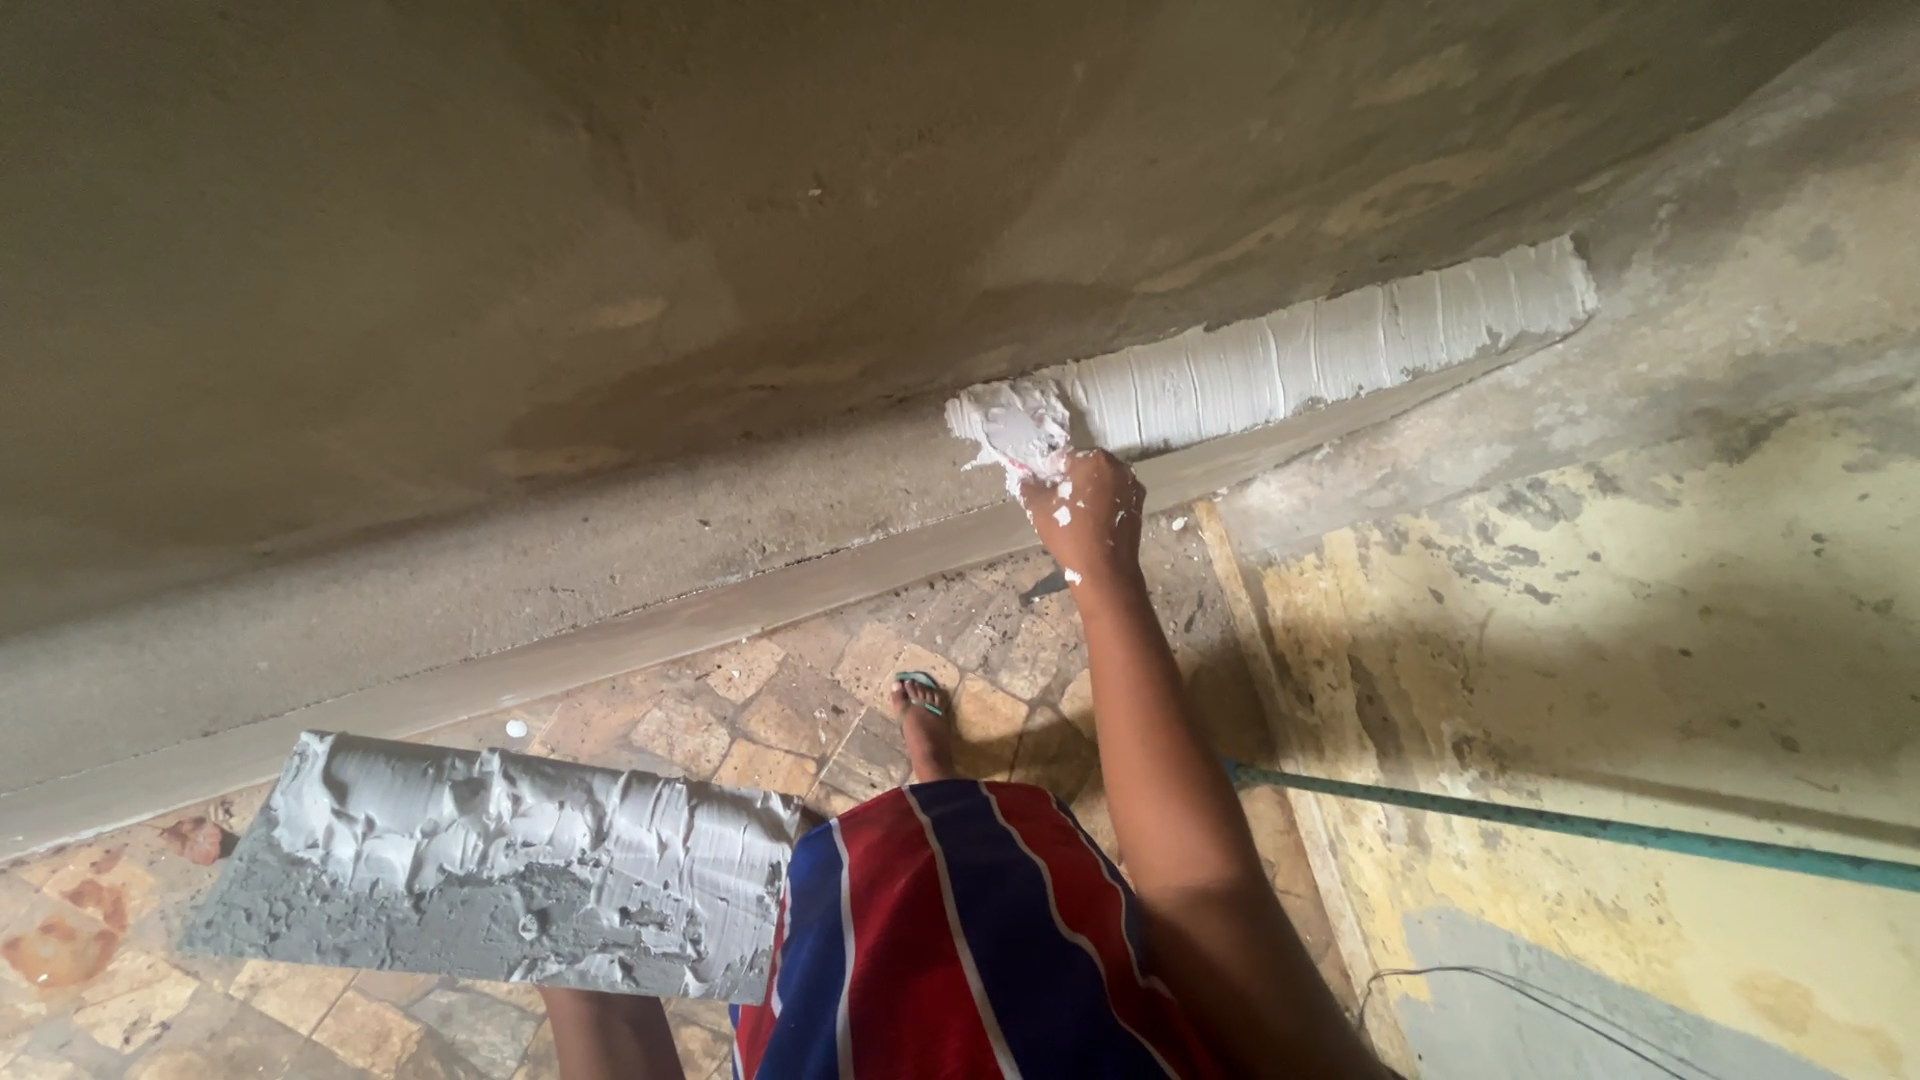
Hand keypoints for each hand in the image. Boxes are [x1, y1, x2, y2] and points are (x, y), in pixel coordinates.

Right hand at [1020, 449, 1145, 588]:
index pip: (1065, 456)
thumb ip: (1030, 487)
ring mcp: (1132, 486)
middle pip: (1087, 466)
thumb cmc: (1070, 534)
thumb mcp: (1039, 509)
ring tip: (1074, 512)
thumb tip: (1027, 478)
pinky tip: (1091, 521)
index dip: (1050, 470)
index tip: (1043, 487)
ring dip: (1088, 490)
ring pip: (1102, 481)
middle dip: (1071, 478)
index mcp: (1094, 459)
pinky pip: (1114, 496)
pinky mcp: (1139, 506)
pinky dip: (1103, 502)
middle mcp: (1118, 467)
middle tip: (1056, 500)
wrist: (1105, 569)